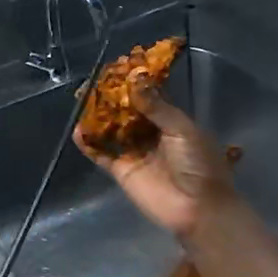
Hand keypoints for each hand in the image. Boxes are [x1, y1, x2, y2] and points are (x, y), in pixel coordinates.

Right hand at [73, 79, 231, 237]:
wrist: (199, 209)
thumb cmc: (199, 165)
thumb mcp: (182, 130)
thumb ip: (156, 106)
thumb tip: (135, 79)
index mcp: (169, 122)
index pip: (147, 97)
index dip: (132, 83)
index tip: (116, 67)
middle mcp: (149, 133)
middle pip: (124, 111)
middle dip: (109, 97)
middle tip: (91, 84)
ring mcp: (132, 151)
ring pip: (109, 128)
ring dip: (96, 116)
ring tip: (81, 101)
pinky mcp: (119, 168)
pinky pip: (99, 152)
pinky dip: (88, 142)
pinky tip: (78, 131)